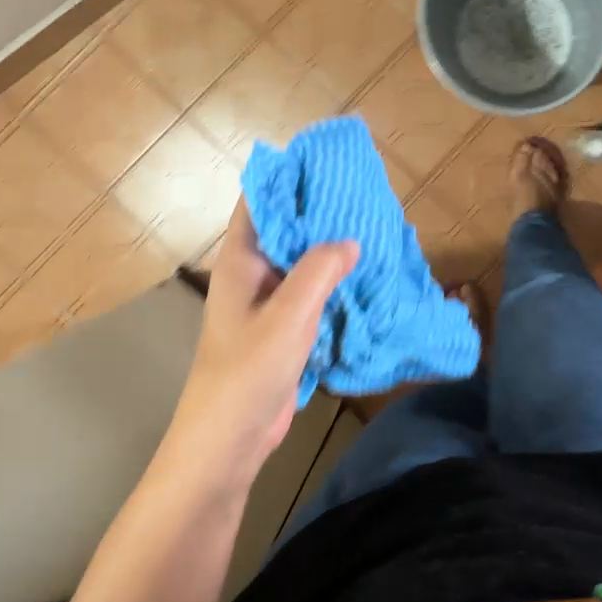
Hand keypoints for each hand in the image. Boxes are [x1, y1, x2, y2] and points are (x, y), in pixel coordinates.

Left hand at [177, 203, 356, 468]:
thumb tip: (350, 240)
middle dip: (320, 211)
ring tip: (373, 228)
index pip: (259, 202)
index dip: (287, 178)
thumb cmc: (248, 371)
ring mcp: (268, 304)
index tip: (325, 161)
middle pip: (286, 229)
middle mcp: (253, 275)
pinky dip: (336, 282)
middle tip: (363, 193)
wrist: (228, 440)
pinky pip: (312, 294)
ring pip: (303, 263)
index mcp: (241, 261)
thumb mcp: (288, 314)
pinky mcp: (284, 330)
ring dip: (332, 249)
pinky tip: (367, 277)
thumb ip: (319, 270)